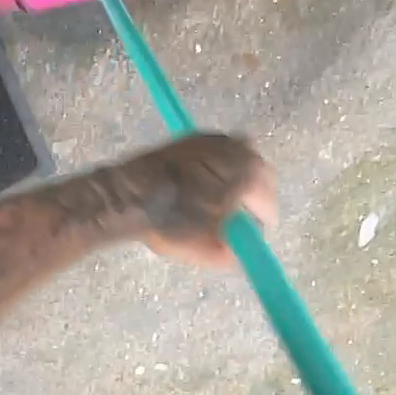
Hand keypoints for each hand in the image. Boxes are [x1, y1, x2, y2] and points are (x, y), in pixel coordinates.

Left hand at [111, 133, 278, 267]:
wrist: (128, 194)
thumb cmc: (168, 221)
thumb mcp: (201, 249)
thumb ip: (226, 254)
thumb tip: (235, 257)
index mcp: (249, 174)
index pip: (267, 199)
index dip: (262, 219)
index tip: (258, 231)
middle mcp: (240, 148)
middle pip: (257, 175)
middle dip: (252, 197)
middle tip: (240, 217)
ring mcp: (216, 138)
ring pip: (238, 161)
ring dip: (235, 180)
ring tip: (220, 203)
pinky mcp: (194, 137)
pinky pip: (216, 154)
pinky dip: (215, 169)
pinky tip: (200, 187)